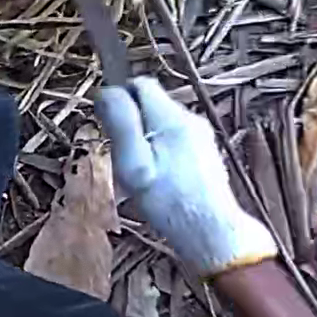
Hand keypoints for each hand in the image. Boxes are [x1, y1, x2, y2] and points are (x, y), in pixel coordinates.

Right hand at [94, 77, 275, 278]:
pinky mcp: (203, 150)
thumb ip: (120, 122)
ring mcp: (200, 135)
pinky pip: (170, 136)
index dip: (118, 98)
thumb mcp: (133, 162)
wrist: (210, 232)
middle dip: (129, 121)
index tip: (109, 126)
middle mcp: (190, 118)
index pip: (140, 84)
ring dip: (142, 138)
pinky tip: (156, 176)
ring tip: (139, 170)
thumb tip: (106, 91)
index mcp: (172, 118)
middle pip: (148, 102)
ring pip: (158, 121)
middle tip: (123, 155)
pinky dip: (156, 149)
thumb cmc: (167, 200)